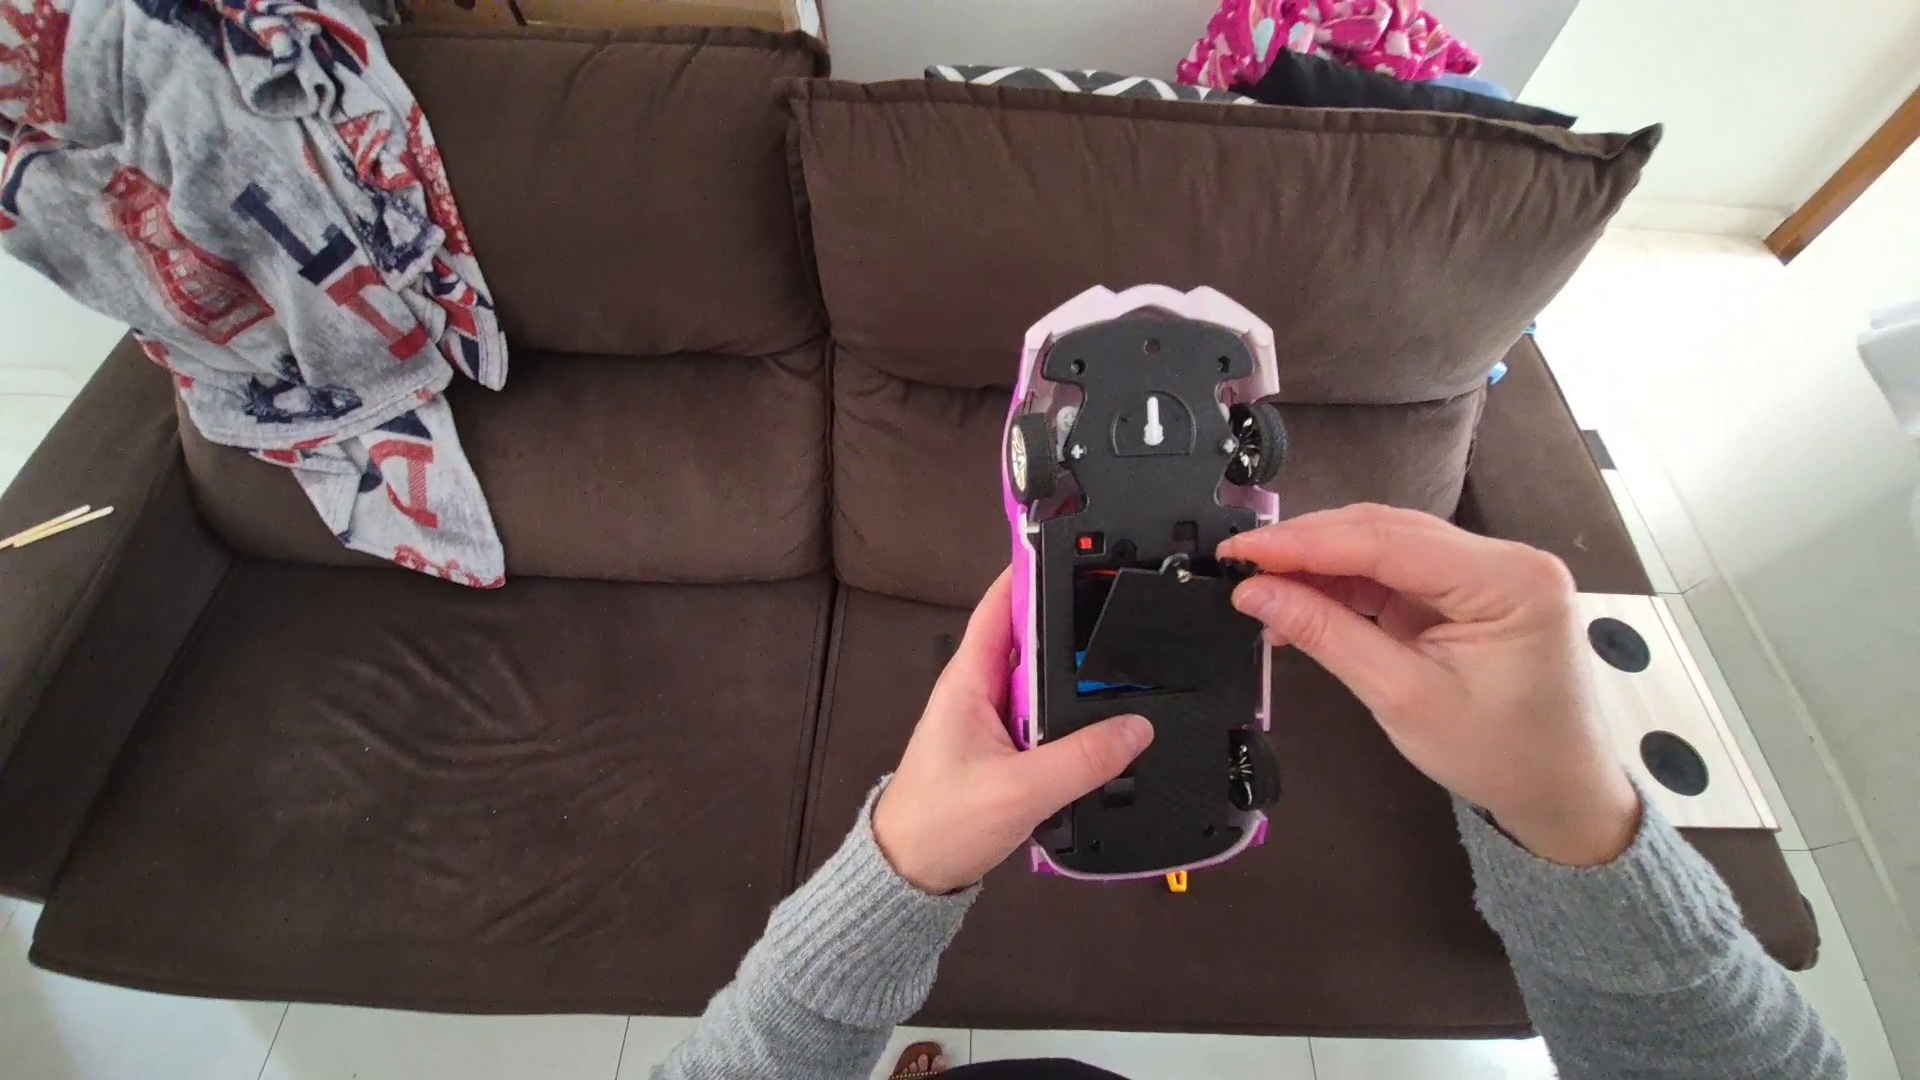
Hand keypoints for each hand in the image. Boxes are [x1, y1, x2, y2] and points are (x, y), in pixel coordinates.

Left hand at [872, 570, 1154, 892]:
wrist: (911, 870)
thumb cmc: (940, 823)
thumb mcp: (1018, 791)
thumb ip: (1080, 760)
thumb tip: (1133, 729)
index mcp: (968, 681)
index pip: (998, 608)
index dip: (1028, 574)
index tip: (1064, 551)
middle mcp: (977, 689)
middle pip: (1027, 638)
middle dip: (1065, 622)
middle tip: (1112, 605)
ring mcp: (988, 716)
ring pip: (1037, 678)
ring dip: (1068, 672)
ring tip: (1115, 662)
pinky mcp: (999, 744)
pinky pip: (1039, 713)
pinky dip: (1064, 709)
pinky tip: (1092, 717)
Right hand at [1219, 504, 1639, 866]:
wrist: (1558, 793)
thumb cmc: (1495, 754)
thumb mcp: (1401, 696)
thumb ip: (1325, 634)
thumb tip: (1251, 592)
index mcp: (1506, 579)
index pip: (1385, 541)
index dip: (1303, 542)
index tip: (1239, 552)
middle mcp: (1499, 558)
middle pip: (1381, 530)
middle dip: (1304, 545)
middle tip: (1238, 563)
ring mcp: (1479, 570)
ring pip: (1377, 545)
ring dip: (1315, 563)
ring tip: (1259, 585)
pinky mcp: (1457, 589)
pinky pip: (1385, 571)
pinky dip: (1336, 584)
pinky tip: (1297, 601)